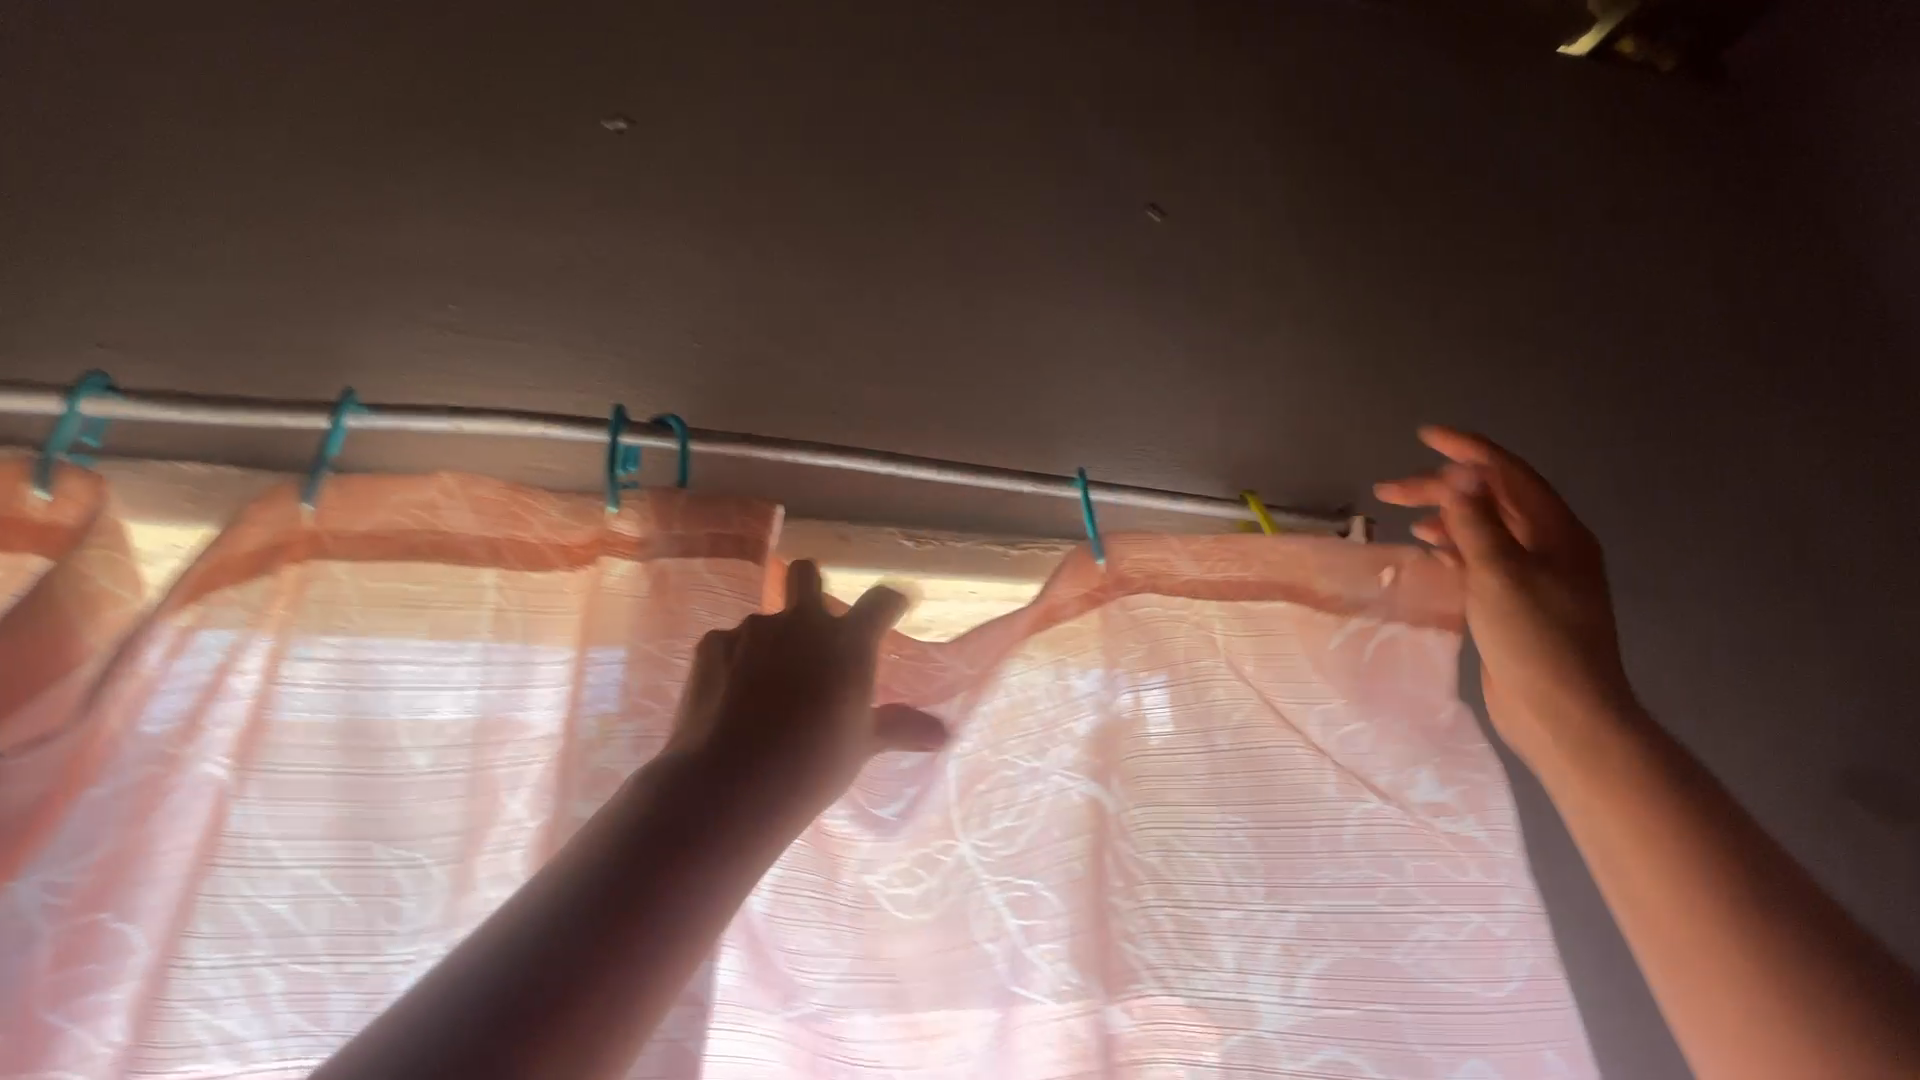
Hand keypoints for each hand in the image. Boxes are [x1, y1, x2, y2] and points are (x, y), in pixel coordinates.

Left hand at [663, 560, 949, 820]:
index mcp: (848, 642)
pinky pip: (728, 643)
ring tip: (766, 685)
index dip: (891, 600)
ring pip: (765, 619)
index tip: (896, 605)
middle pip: (806, 574)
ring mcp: (753, 630)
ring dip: (771, 640)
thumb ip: (899, 728)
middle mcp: (801, 623)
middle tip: (814, 618)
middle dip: (811, 584)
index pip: (880, 601)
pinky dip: (734, 662)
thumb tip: (943, 734)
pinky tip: (730, 696)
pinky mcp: (712, 646)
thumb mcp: (863, 745)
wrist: (734, 782)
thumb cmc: (814, 763)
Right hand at [1375, 427, 1640, 762]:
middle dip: (1442, 488)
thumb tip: (1463, 470)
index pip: (1508, 474)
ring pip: (1485, 529)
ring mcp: (1535, 576)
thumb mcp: (1499, 572)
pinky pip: (1482, 559)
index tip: (1424, 437)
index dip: (1466, 451)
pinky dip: (1454, 548)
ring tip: (1404, 517)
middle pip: (1492, 499)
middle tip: (1388, 491)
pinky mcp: (1517, 602)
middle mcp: (1550, 546)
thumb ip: (1477, 520)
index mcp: (1557, 531)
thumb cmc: (1534, 639)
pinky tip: (1429, 551)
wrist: (1563, 712)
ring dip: (1446, 516)